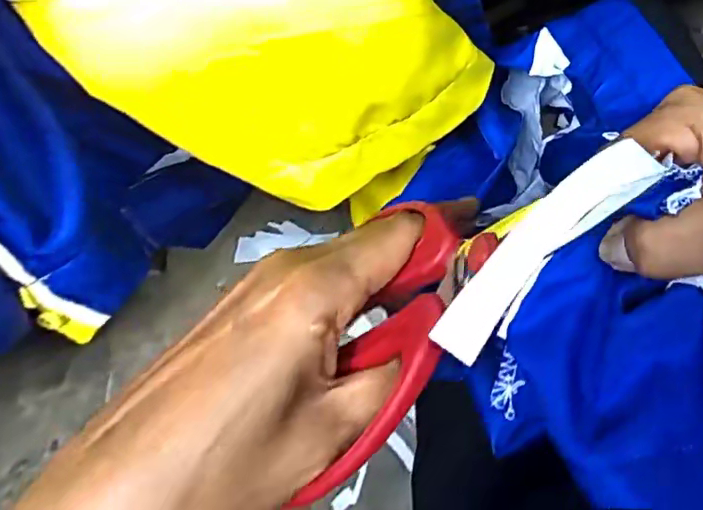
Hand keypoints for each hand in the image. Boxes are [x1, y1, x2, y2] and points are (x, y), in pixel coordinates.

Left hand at [17, 199, 475, 509]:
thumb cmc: (215, 475)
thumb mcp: (335, 427)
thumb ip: (404, 361)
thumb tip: (434, 322)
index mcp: (315, 286)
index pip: (410, 228)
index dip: (455, 229)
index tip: (487, 241)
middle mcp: (285, 269)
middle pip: (380, 239)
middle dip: (425, 259)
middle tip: (456, 289)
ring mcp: (253, 286)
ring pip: (349, 261)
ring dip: (387, 282)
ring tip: (403, 327)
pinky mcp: (233, 308)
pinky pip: (314, 282)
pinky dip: (351, 296)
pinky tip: (351, 341)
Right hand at [602, 86, 702, 279]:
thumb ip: (658, 245)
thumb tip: (602, 247)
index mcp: (688, 116)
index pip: (612, 160)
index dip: (589, 208)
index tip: (567, 257)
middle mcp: (689, 108)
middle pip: (626, 164)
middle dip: (615, 212)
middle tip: (605, 266)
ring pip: (646, 173)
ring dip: (638, 214)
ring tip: (630, 259)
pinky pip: (669, 175)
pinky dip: (661, 207)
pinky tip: (660, 239)